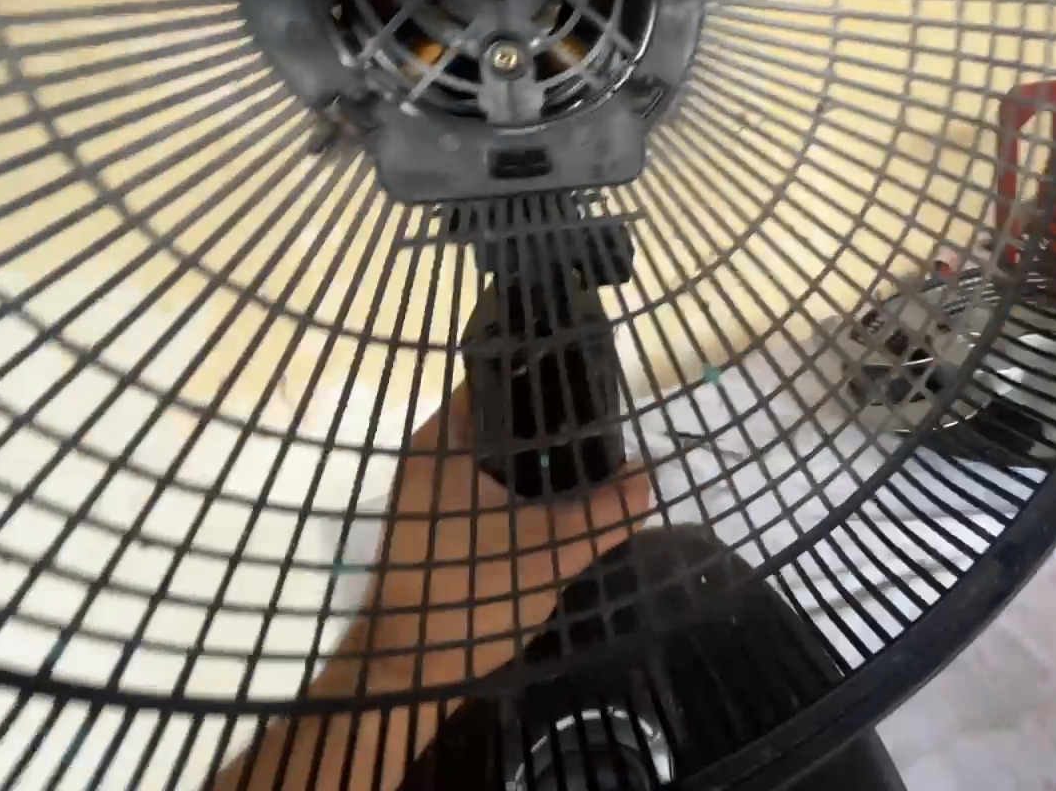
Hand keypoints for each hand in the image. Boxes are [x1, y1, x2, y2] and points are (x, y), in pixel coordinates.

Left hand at [361, 383, 651, 689]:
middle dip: (551, 422)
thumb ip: (606, 511)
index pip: (497, 381)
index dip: (545, 379)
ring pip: (495, 452)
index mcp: (443, 443)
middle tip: (600, 427)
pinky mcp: (437, 519)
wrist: (408, 676)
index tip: (588, 387)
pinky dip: (520, 483)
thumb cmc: (469, 595)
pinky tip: (557, 497)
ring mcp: (428, 490)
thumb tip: (647, 474)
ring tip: (588, 457)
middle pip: (500, 416)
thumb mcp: (553, 550)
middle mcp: (430, 455)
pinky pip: (486, 480)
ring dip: (537, 457)